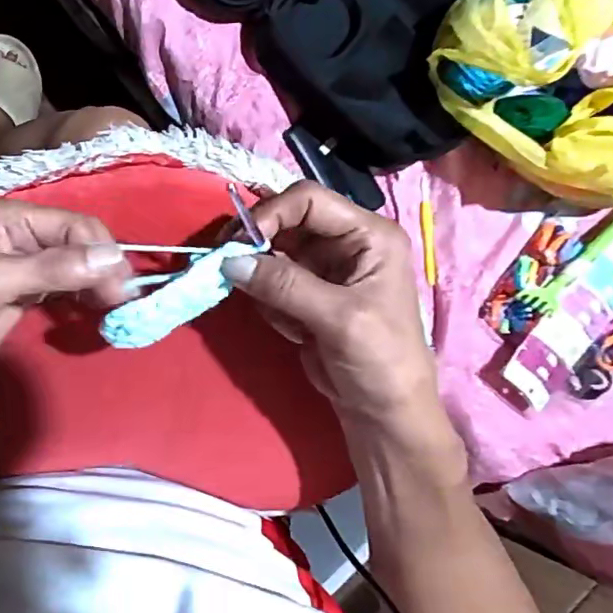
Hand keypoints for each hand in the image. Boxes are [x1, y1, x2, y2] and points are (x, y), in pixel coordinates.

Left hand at [0, 198, 132, 384]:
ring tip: (115, 308)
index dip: (101, 252)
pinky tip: (98, 310)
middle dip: (104, 268)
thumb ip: (52, 268)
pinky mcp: (32, 291)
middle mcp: (24, 234)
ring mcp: (29, 263)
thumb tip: (111, 258)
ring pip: (80, 265)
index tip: (118, 287)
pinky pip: (70, 286)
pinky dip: (86, 296)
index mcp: (12, 217)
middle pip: (81, 243)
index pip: (73, 225)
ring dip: (99, 283)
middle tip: (121, 301)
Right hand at [221, 181, 433, 422]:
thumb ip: (285, 285)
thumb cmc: (379, 359)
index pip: (309, 200)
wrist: (383, 412)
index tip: (239, 243)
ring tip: (287, 320)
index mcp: (369, 235)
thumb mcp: (337, 318)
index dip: (271, 214)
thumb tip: (230, 261)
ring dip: (266, 283)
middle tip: (229, 267)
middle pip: (286, 222)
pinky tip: (294, 331)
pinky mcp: (306, 294)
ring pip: (272, 253)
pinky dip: (270, 303)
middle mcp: (346, 243)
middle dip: (259, 246)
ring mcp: (324, 269)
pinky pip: (270, 282)